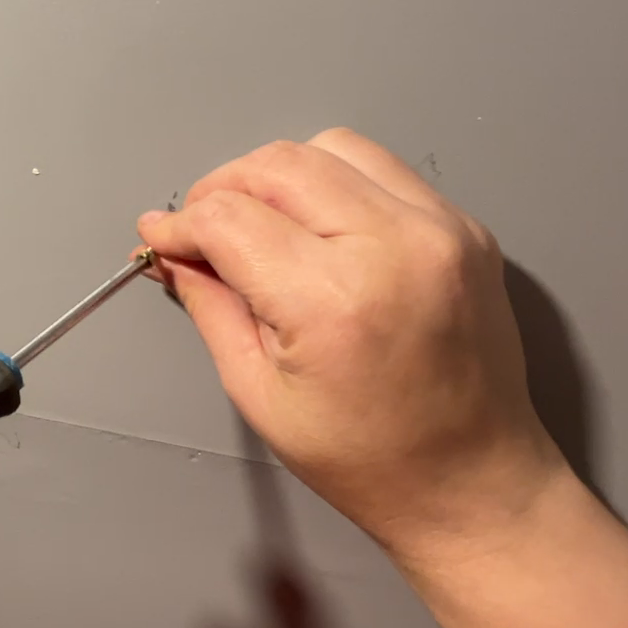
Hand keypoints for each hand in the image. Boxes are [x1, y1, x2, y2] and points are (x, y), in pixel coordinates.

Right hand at [138, 128, 565, 562]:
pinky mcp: (463, 226)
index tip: (155, 239)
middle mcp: (394, 245)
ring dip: (272, 176)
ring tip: (251, 224)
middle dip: (217, 190)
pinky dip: (326, 182)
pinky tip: (309, 228)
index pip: (229, 219)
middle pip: (276, 166)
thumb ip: (208, 305)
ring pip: (328, 147)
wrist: (472, 481)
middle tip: (194, 232)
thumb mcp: (255, 389)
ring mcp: (440, 228)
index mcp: (332, 301)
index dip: (178, 224)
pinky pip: (376, 168)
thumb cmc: (358, 456)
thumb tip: (169, 254)